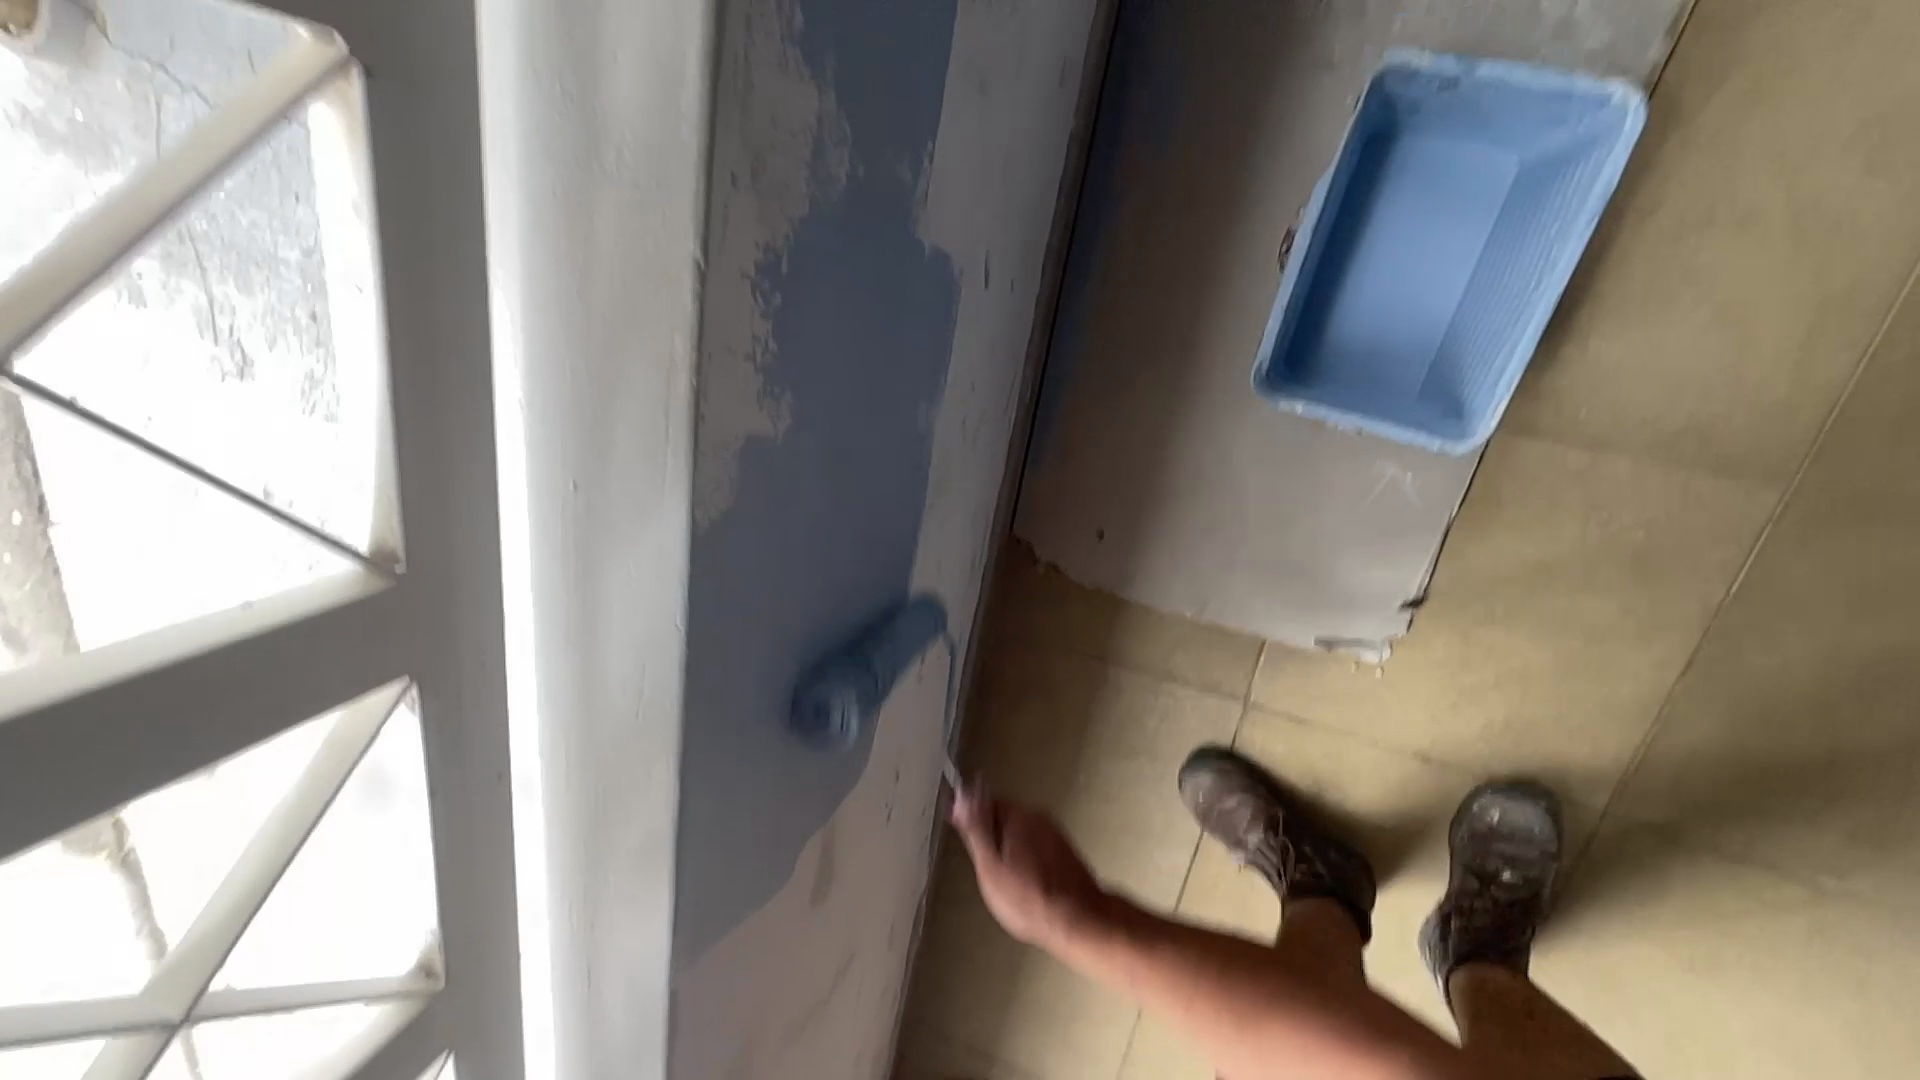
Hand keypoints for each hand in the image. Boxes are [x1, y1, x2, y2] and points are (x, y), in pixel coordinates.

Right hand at [947, 782, 1110, 948]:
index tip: (955, 824)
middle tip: (980, 861)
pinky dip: (1025, 857)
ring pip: (1020, 832)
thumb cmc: (1028, 898)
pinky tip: (1023, 883)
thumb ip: (975, 829)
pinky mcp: (1065, 852)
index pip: (983, 800)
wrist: (1078, 921)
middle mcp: (1039, 817)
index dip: (967, 814)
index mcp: (1018, 815)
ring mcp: (1055, 834)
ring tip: (1001, 878)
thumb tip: (962, 796)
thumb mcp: (989, 866)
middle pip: (1003, 816)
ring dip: (1007, 846)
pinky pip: (1036, 846)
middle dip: (989, 833)